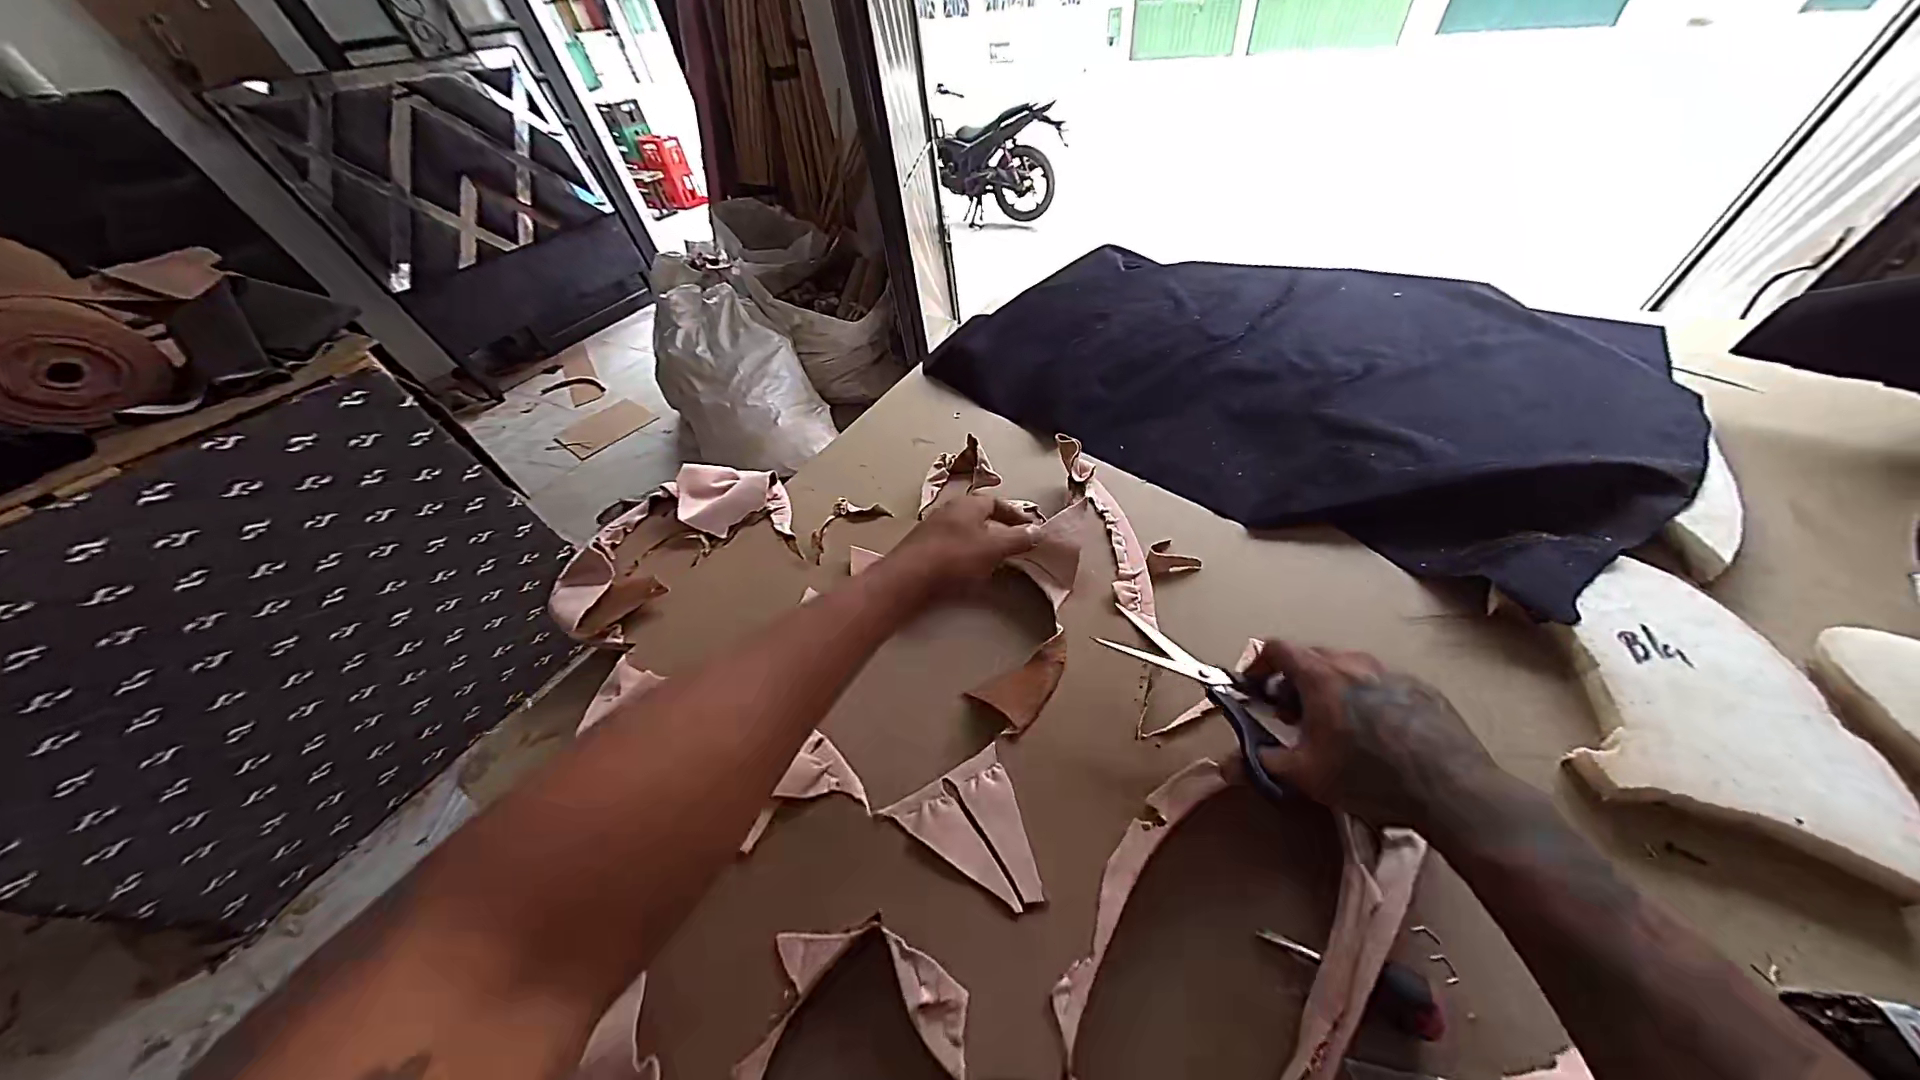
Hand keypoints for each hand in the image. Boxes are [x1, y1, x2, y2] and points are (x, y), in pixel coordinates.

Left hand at [882, 495, 1041, 594]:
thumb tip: (1038, 530)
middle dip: (1000, 532)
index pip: (997, 503)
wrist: (908, 578)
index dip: (1016, 516)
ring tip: (995, 564)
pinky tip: (969, 575)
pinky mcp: (923, 551)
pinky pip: (952, 551)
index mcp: (967, 504)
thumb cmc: (955, 556)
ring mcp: (933, 531)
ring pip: (966, 535)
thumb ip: (1018, 538)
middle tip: (1015, 548)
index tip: (1030, 530)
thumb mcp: (995, 547)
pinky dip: (966, 559)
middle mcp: (949, 511)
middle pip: (981, 519)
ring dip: (983, 547)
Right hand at [1241, 641, 1503, 829]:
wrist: (1455, 793)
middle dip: (1292, 679)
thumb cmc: (1372, 778)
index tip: (1254, 687)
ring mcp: (1392, 673)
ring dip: (1329, 686)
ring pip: (1347, 667)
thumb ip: (1263, 762)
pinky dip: (1364, 696)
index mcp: (1321, 676)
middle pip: (1311, 655)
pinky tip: (1373, 731)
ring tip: (1332, 722)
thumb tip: (1232, 762)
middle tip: (1291, 713)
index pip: (1276, 648)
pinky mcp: (1422, 689)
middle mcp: (1355, 663)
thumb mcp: (1306, 776)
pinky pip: (1380, 682)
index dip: (1258, 664)